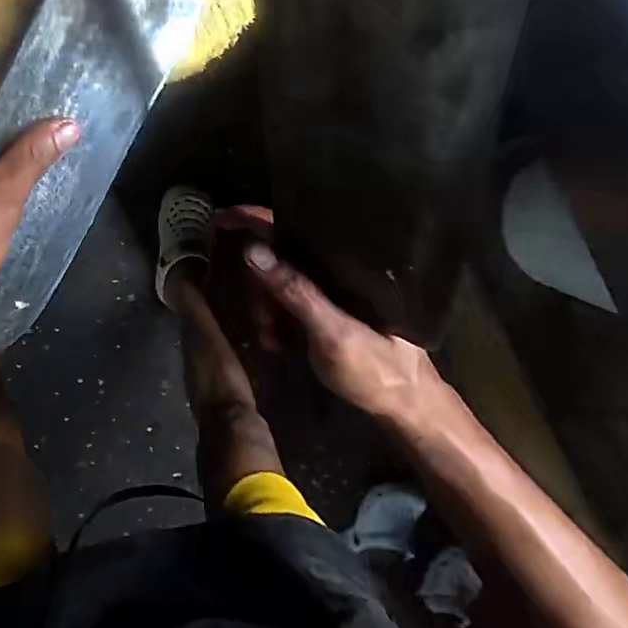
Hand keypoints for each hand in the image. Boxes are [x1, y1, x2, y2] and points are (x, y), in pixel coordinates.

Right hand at [218, 206, 463, 434]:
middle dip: (258, 286)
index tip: (220, 216)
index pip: (291, 226)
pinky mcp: (322, 308)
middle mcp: (333, 269)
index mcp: (343, 264)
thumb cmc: (379, 371)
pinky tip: (277, 341)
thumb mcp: (333, 334)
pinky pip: (281, 301)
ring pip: (274, 280)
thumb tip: (251, 248)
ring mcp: (327, 289)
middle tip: (260, 321)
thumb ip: (295, 291)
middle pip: (274, 256)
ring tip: (271, 338)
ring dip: (263, 308)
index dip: (253, 218)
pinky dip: (271, 319)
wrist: (407, 410)